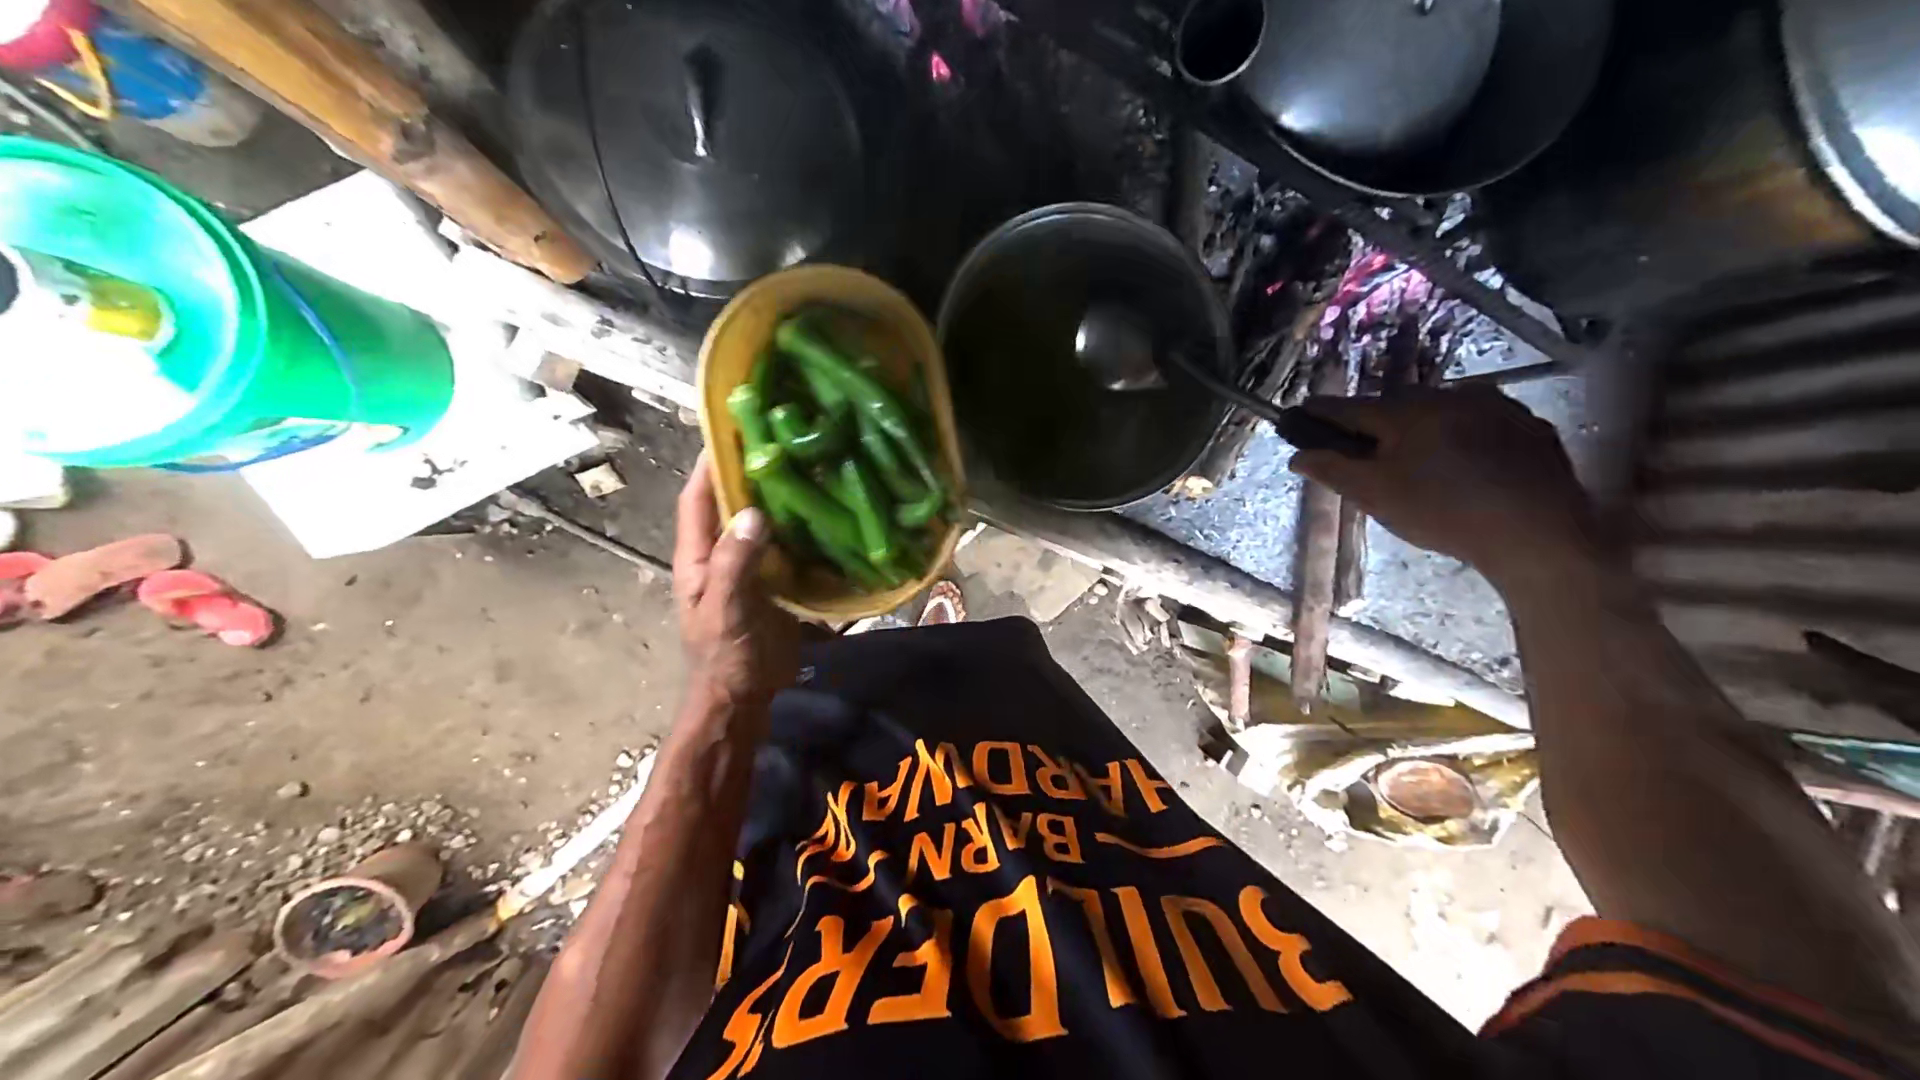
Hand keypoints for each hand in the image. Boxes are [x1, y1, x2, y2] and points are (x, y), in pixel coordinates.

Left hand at [673, 452, 799, 710]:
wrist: (745, 699)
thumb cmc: (725, 656)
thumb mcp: (725, 609)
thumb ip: (735, 564)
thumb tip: (755, 513)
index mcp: (698, 556)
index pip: (697, 498)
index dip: (709, 463)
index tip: (732, 427)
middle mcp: (722, 554)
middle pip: (732, 503)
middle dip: (750, 472)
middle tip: (785, 439)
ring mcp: (751, 568)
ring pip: (763, 522)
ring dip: (781, 498)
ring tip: (812, 466)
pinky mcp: (777, 582)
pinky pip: (789, 546)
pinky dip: (803, 528)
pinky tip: (829, 512)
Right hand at [1288, 386, 1607, 586]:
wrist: (1539, 531)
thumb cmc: (1443, 512)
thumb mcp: (1375, 495)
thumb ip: (1332, 470)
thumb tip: (1298, 456)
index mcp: (1406, 412)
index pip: (1349, 407)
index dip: (1321, 412)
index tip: (1300, 412)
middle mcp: (1450, 396)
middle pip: (1396, 406)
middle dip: (1374, 424)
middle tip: (1363, 450)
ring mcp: (1496, 406)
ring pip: (1440, 411)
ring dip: (1419, 428)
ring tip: (1415, 459)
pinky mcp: (1529, 425)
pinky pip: (1479, 422)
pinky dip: (1460, 436)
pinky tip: (1462, 464)